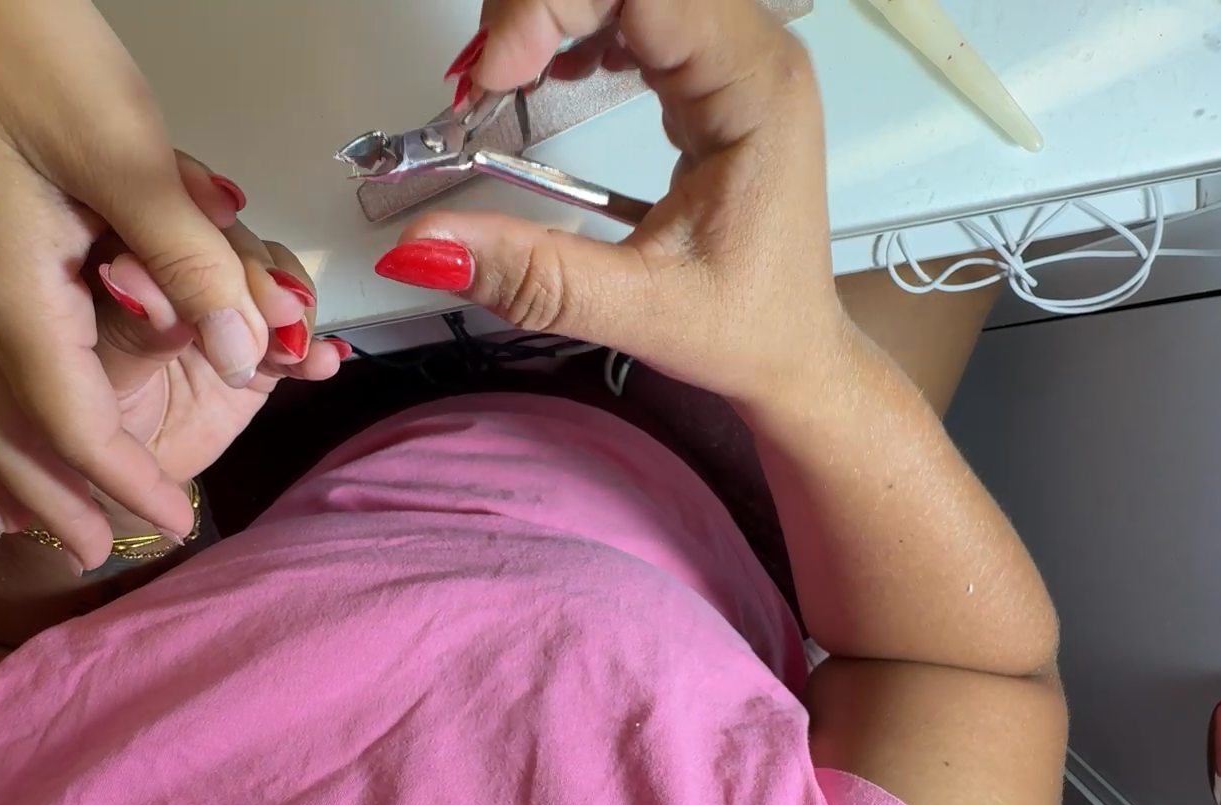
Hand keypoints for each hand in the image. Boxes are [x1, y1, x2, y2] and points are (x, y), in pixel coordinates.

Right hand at [0, 0, 311, 563]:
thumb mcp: (125, 153)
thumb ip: (192, 263)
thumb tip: (241, 353)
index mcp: (6, 288)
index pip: (72, 423)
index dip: (124, 481)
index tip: (171, 522)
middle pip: (7, 428)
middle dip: (56, 496)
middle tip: (93, 553)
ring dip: (16, 465)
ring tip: (36, 518)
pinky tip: (0, 411)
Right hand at [376, 0, 846, 405]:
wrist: (790, 353)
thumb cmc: (749, 332)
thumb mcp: (638, 309)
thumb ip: (536, 277)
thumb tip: (430, 245)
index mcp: (754, 90)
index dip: (549, 5)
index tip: (492, 80)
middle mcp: (750, 58)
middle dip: (539, 7)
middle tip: (482, 82)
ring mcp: (731, 67)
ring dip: (551, 15)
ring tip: (502, 81)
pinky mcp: (708, 88)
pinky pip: (636, 20)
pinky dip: (575, 35)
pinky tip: (548, 76)